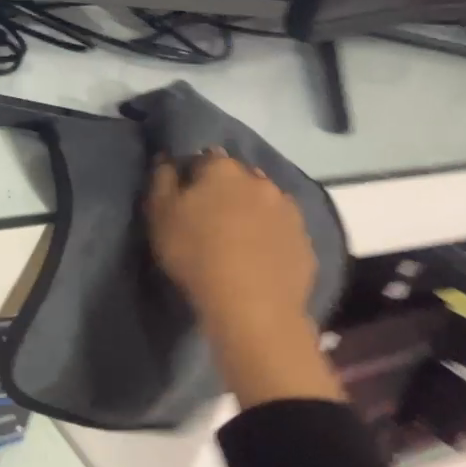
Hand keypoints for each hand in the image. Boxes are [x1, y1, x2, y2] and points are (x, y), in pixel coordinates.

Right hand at [147, 154, 343, 407]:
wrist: (252, 308)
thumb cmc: (196, 253)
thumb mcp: (159, 212)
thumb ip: (162, 178)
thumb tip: (168, 159)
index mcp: (223, 169)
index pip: (202, 158)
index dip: (190, 176)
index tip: (181, 197)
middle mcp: (261, 181)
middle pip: (237, 177)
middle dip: (223, 189)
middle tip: (207, 216)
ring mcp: (290, 212)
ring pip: (263, 201)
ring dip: (250, 210)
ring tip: (235, 236)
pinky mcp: (306, 243)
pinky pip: (281, 229)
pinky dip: (269, 235)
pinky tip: (257, 255)